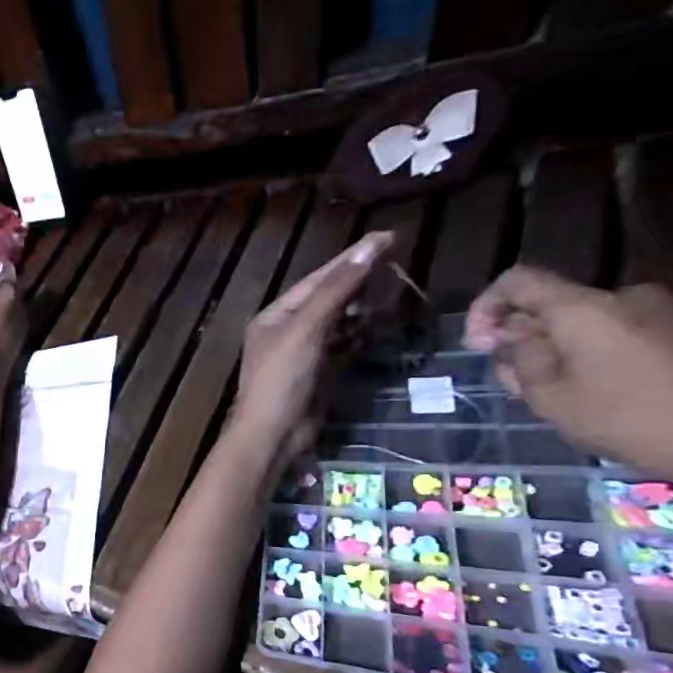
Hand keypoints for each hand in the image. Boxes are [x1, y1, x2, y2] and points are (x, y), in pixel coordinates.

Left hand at [231, 231, 392, 461]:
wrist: (273, 435)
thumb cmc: (282, 379)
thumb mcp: (306, 329)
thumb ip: (336, 290)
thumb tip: (368, 250)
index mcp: (276, 314)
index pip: (319, 278)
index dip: (353, 258)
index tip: (388, 238)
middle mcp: (288, 329)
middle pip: (329, 297)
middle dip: (360, 280)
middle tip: (398, 261)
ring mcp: (303, 353)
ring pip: (338, 322)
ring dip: (363, 307)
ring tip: (394, 288)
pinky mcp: (318, 373)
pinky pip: (343, 346)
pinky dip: (360, 334)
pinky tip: (380, 323)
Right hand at [462, 266, 672, 481]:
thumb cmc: (635, 419)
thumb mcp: (554, 401)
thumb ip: (522, 363)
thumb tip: (511, 341)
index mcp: (584, 308)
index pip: (519, 281)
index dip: (487, 306)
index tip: (479, 344)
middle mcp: (630, 296)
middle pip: (564, 306)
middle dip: (534, 338)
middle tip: (526, 383)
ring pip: (606, 325)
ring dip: (579, 351)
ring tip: (583, 399)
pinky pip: (647, 337)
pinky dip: (622, 359)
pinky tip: (635, 400)